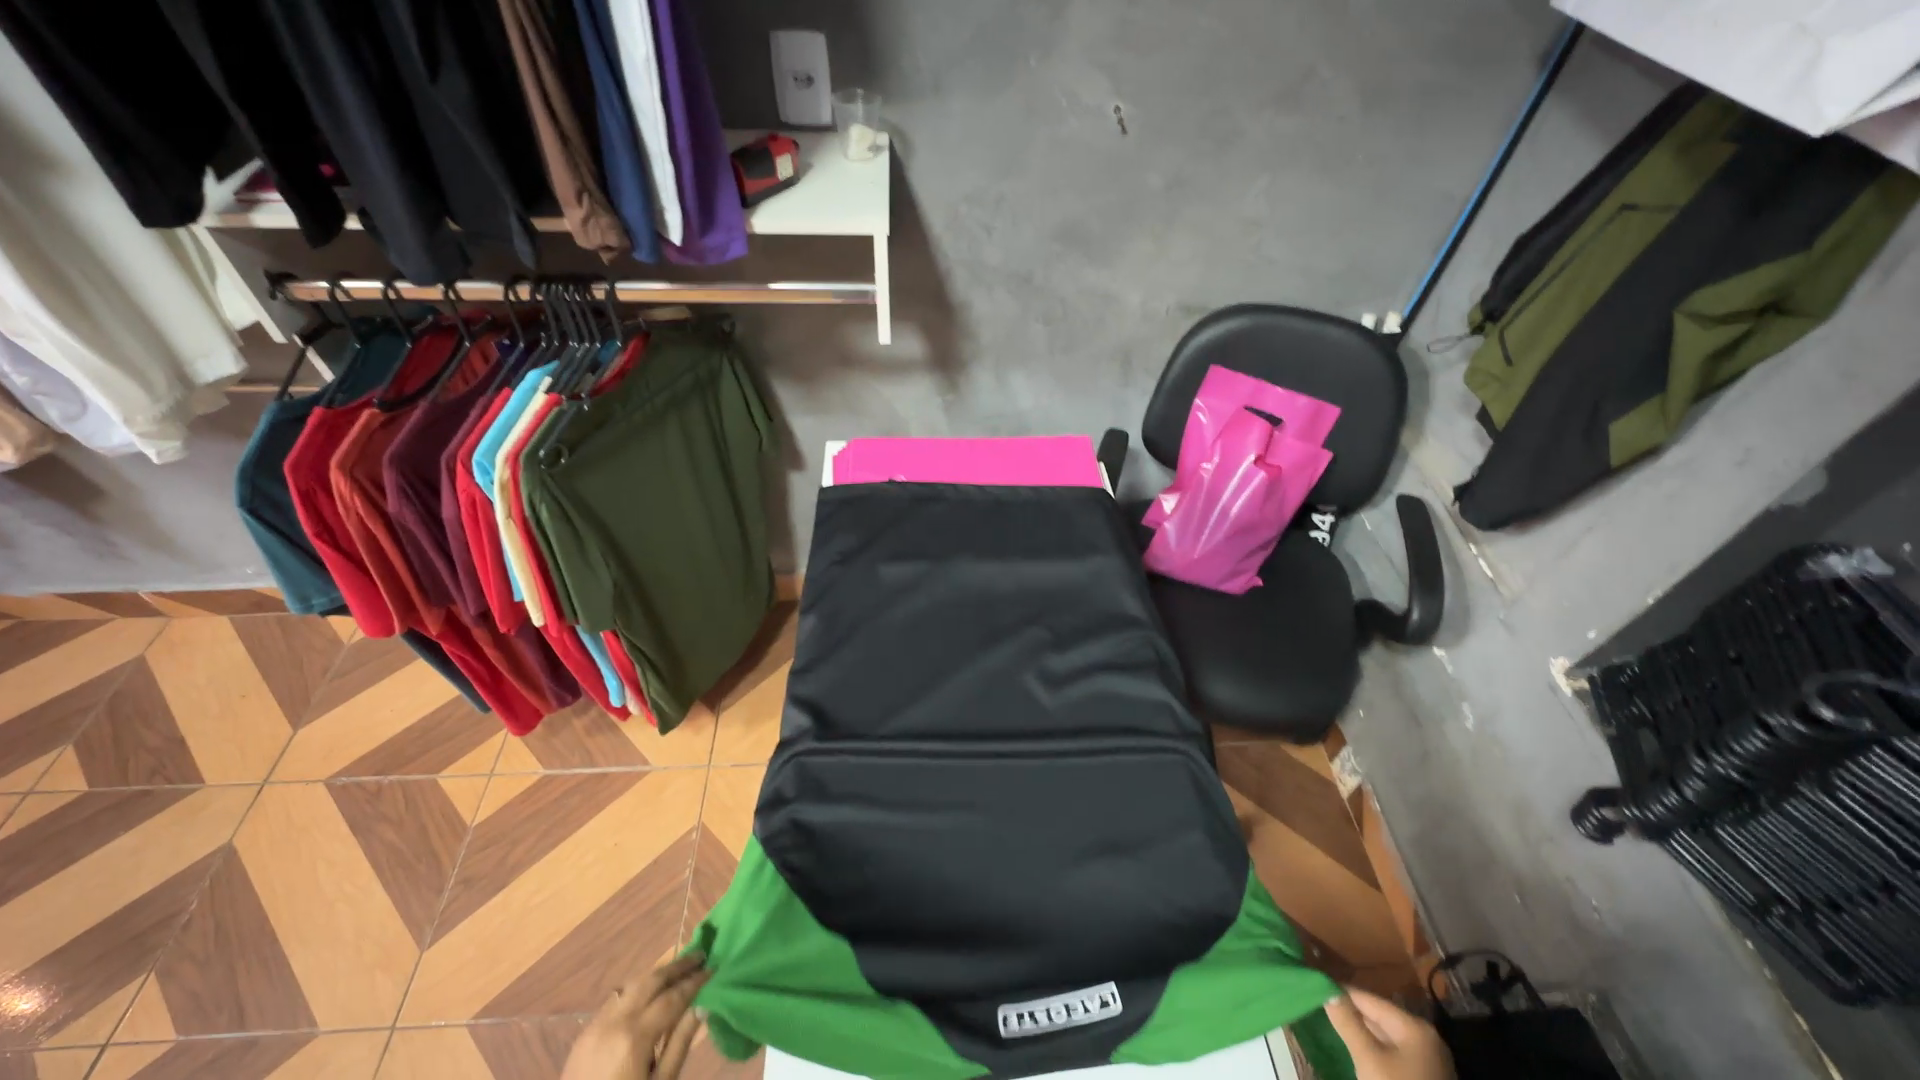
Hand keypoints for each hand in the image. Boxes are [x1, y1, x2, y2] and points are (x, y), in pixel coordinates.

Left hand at [561, 954, 712, 1079]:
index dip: (694, 981)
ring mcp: (594, 1026)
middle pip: (649, 982)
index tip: (713, 967)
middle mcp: (613, 1022)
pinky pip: (615, 1002)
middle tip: (699, 956)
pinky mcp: (584, 1034)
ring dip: (655, 976)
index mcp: (634, 1037)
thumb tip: (702, 1006)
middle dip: (676, 967)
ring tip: (678, 971)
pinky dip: (636, 991)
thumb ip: (680, 1043)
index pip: (671, 998)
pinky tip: (648, 996)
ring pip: (630, 986)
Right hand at [1324, 988, 1454, 1079]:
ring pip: (1385, 1037)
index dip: (1342, 993)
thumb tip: (1327, 992)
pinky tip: (1355, 1053)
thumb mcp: (1368, 1059)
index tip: (1315, 989)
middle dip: (1351, 1013)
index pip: (1370, 999)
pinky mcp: (1424, 1078)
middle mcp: (1424, 1038)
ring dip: (1360, 1032)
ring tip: (1331, 1027)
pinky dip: (1373, 1050)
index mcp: (1414, 1027)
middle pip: (1379, 1017)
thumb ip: (1348, 1024)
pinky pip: (1393, 1054)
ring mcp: (1427, 1060)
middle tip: (1319, 1008)